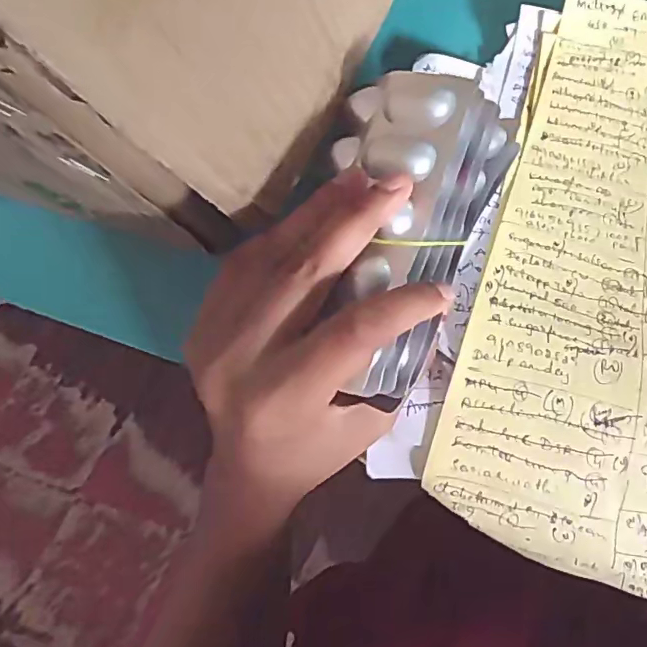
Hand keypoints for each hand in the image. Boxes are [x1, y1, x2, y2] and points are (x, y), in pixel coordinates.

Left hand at [183, 168, 449, 550]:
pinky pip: (250, 258)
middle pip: (306, 273)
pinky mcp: (204, 318)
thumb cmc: (318, 450)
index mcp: (287, 394)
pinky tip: (324, 205)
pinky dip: (291, 226)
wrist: (245, 468)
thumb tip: (425, 300)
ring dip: (322, 210)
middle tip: (397, 187)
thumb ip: (393, 360)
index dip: (402, 302)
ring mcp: (214, 333)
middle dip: (358, 222)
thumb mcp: (369, 420)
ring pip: (273, 254)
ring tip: (362, 178)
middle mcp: (242, 358)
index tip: (442, 287)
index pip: (353, 330)